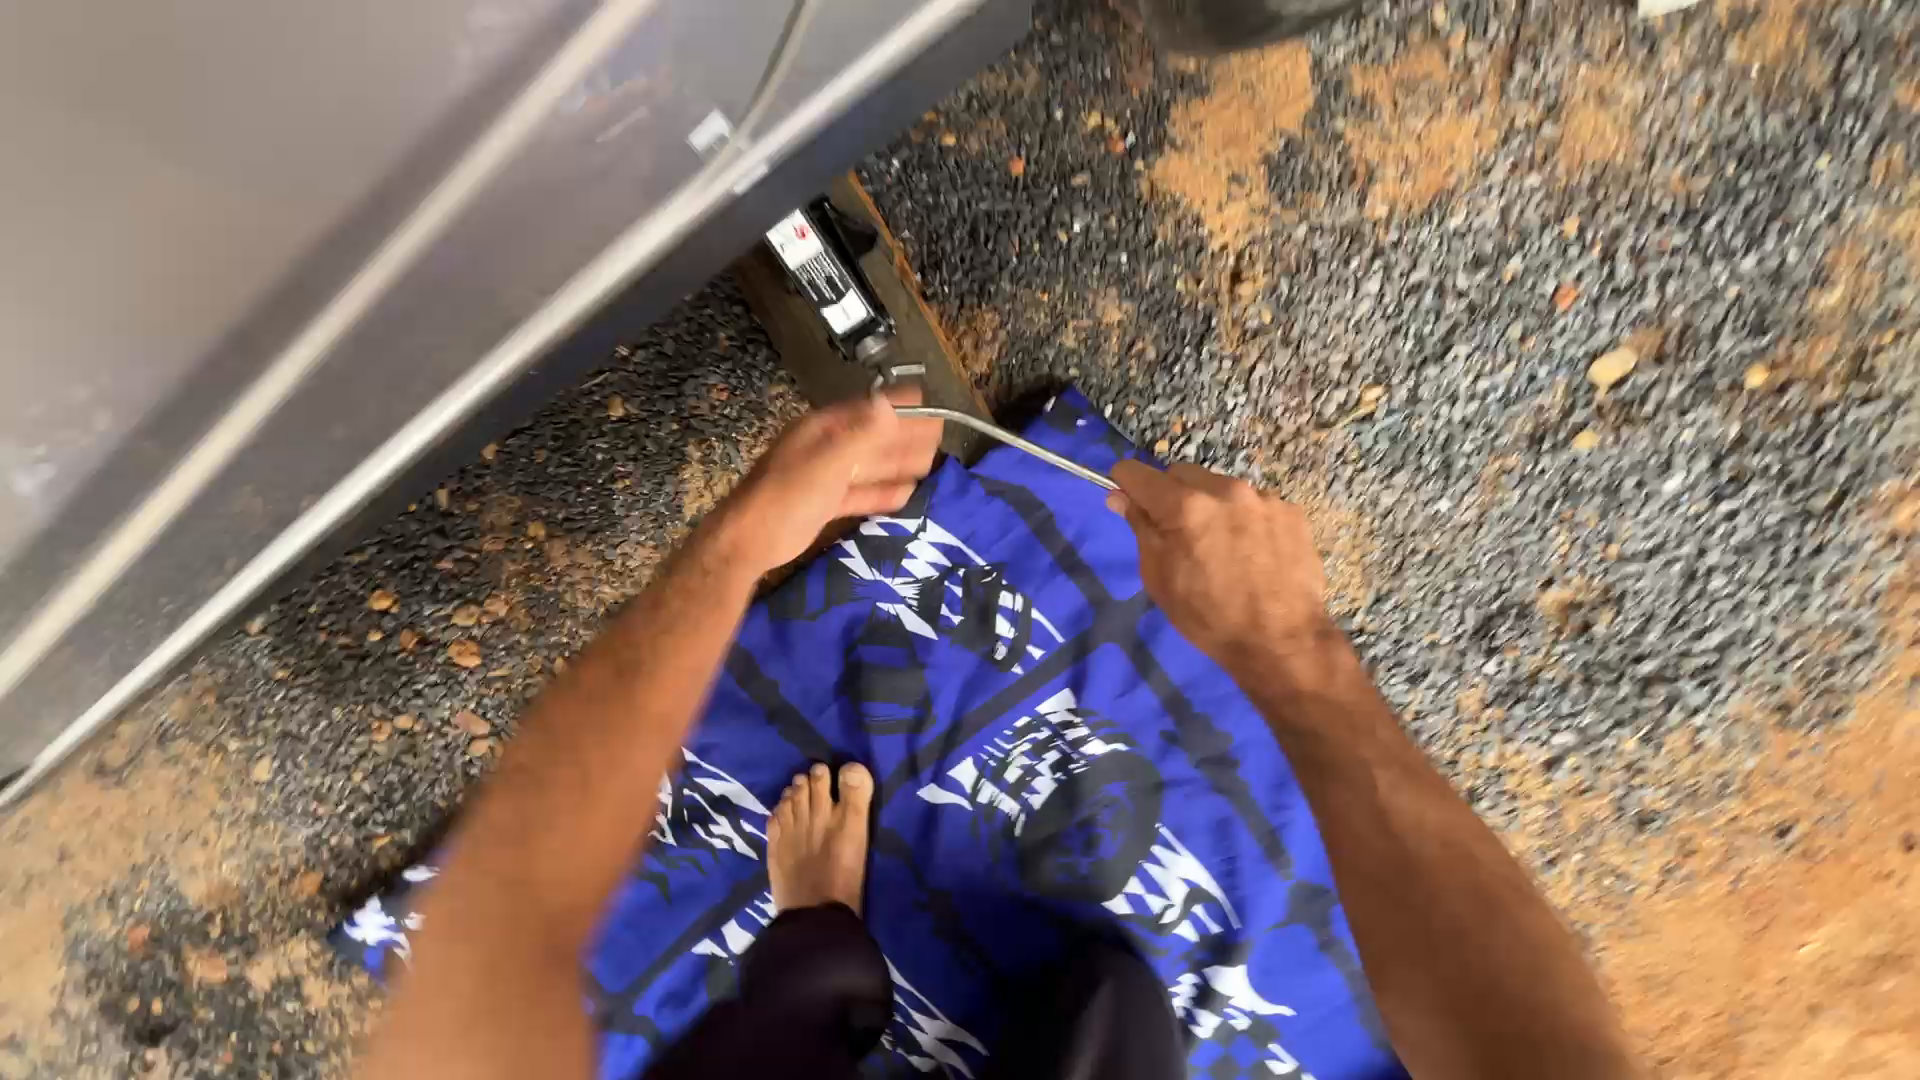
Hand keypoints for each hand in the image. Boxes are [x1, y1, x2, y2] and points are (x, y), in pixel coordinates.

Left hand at [709, 385, 943, 574]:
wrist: (750, 541)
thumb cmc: (788, 495)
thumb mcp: (829, 462)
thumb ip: (863, 434)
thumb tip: (889, 402)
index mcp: (823, 430)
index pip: (868, 410)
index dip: (899, 407)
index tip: (929, 404)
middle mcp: (825, 448)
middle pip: (872, 437)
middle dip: (904, 436)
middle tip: (939, 435)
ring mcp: (825, 476)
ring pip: (868, 466)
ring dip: (897, 463)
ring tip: (930, 462)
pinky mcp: (825, 503)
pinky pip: (860, 492)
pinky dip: (881, 492)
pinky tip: (906, 494)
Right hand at [1107, 460, 1337, 664]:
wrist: (1281, 642)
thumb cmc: (1207, 616)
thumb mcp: (1159, 577)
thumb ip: (1140, 528)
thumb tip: (1120, 497)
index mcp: (1185, 506)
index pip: (1138, 473)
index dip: (1125, 483)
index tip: (1126, 499)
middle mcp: (1225, 489)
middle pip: (1181, 473)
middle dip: (1169, 494)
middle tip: (1175, 531)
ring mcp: (1263, 498)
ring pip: (1219, 486)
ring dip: (1209, 504)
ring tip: (1219, 544)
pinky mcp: (1291, 511)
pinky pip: (1253, 502)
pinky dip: (1243, 517)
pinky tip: (1250, 551)